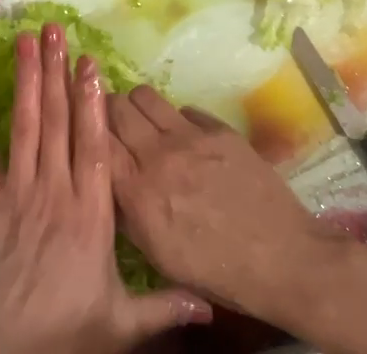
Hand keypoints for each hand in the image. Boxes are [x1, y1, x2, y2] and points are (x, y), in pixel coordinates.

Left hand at [0, 26, 212, 353]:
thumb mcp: (124, 323)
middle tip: (55, 31)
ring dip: (25, 83)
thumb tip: (210, 302)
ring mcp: (17, 195)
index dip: (91, 102)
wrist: (8, 351)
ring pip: (24, 128)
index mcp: (91, 215)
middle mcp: (54, 194)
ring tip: (24, 43)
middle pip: (57, 123)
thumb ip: (166, 306)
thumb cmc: (68, 333)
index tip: (91, 63)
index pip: (93, 146)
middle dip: (57, 74)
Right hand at [107, 86, 348, 326]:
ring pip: (145, 96)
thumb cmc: (217, 271)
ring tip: (145, 121)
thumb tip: (108, 182)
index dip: (85, 128)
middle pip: (115, 107)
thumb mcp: (158, 255)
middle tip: (113, 121)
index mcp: (137, 193)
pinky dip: (177, 119)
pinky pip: (184, 108)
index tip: (83, 126)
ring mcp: (190, 139)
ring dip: (138, 105)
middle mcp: (158, 157)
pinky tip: (186, 138)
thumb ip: (126, 213)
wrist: (284, 261)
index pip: (94, 138)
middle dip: (108, 109)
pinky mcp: (219, 130)